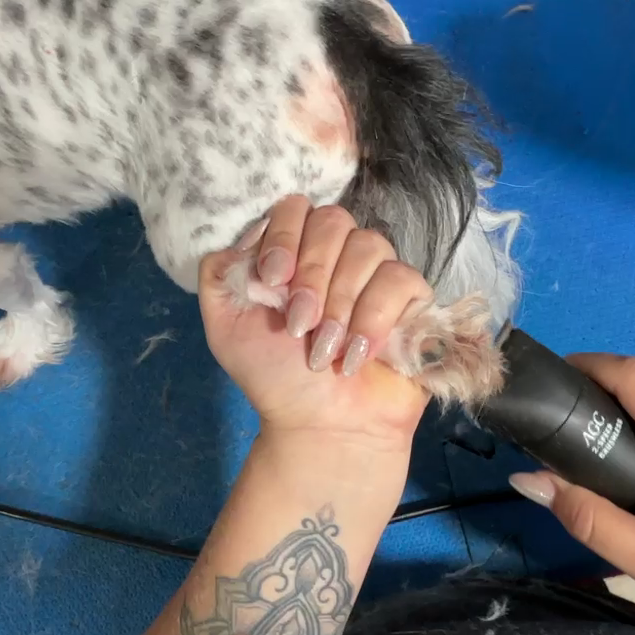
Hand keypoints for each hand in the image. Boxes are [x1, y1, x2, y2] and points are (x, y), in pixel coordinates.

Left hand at [199, 196, 431, 447]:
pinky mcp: (412, 297)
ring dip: (342, 303)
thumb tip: (250, 234)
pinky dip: (376, 317)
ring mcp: (377, 272)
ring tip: (326, 350)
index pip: (295, 208)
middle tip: (299, 326)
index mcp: (295, 253)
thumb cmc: (276, 376)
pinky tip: (359, 353)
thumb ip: (221, 273)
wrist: (322, 426)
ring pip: (369, 245)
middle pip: (334, 220)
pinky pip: (401, 278)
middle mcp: (337, 254)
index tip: (272, 280)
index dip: (284, 237)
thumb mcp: (226, 326)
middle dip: (312, 275)